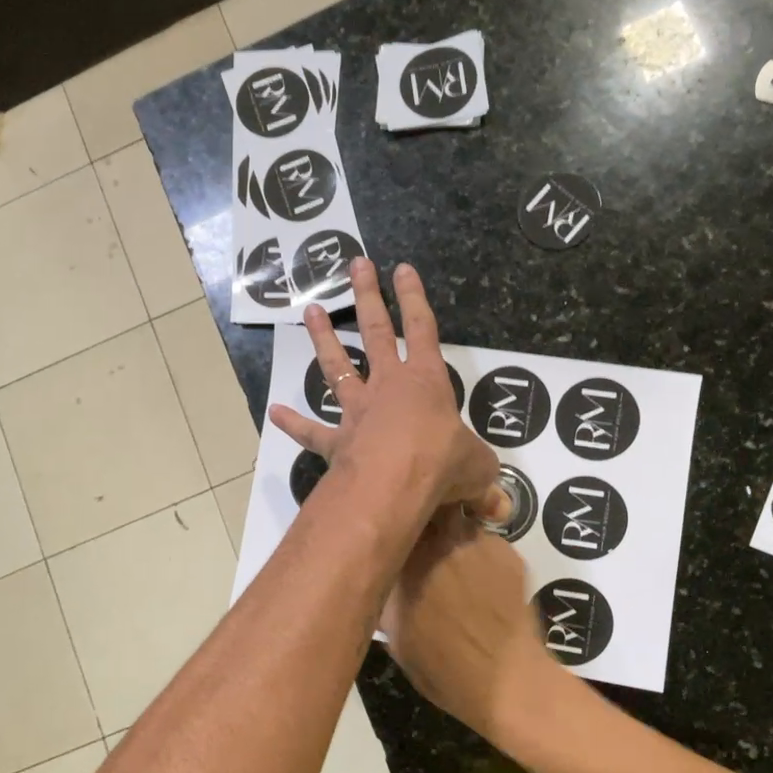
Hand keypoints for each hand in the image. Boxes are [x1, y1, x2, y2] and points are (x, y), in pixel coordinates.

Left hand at [269, 258, 506, 521]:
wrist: (393, 484)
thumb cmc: (441, 463)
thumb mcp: (477, 467)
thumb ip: (482, 476)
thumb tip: (497, 505)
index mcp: (425, 381)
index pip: (423, 330)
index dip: (414, 298)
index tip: (402, 269)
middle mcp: (388, 387)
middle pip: (375, 332)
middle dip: (368, 297)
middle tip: (356, 266)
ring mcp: (358, 412)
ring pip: (337, 367)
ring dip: (323, 339)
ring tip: (310, 311)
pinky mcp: (336, 442)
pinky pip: (312, 431)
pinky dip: (294, 423)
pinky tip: (274, 414)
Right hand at [382, 510, 557, 738]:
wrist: (507, 680)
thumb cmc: (442, 667)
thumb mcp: (395, 635)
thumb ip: (387, 593)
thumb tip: (384, 574)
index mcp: (407, 560)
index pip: (393, 521)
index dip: (393, 527)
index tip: (392, 540)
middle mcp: (442, 541)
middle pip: (430, 512)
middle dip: (425, 523)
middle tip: (423, 549)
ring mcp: (480, 542)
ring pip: (461, 523)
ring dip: (454, 538)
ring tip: (457, 571)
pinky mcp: (510, 552)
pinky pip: (488, 542)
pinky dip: (482, 556)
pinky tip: (485, 586)